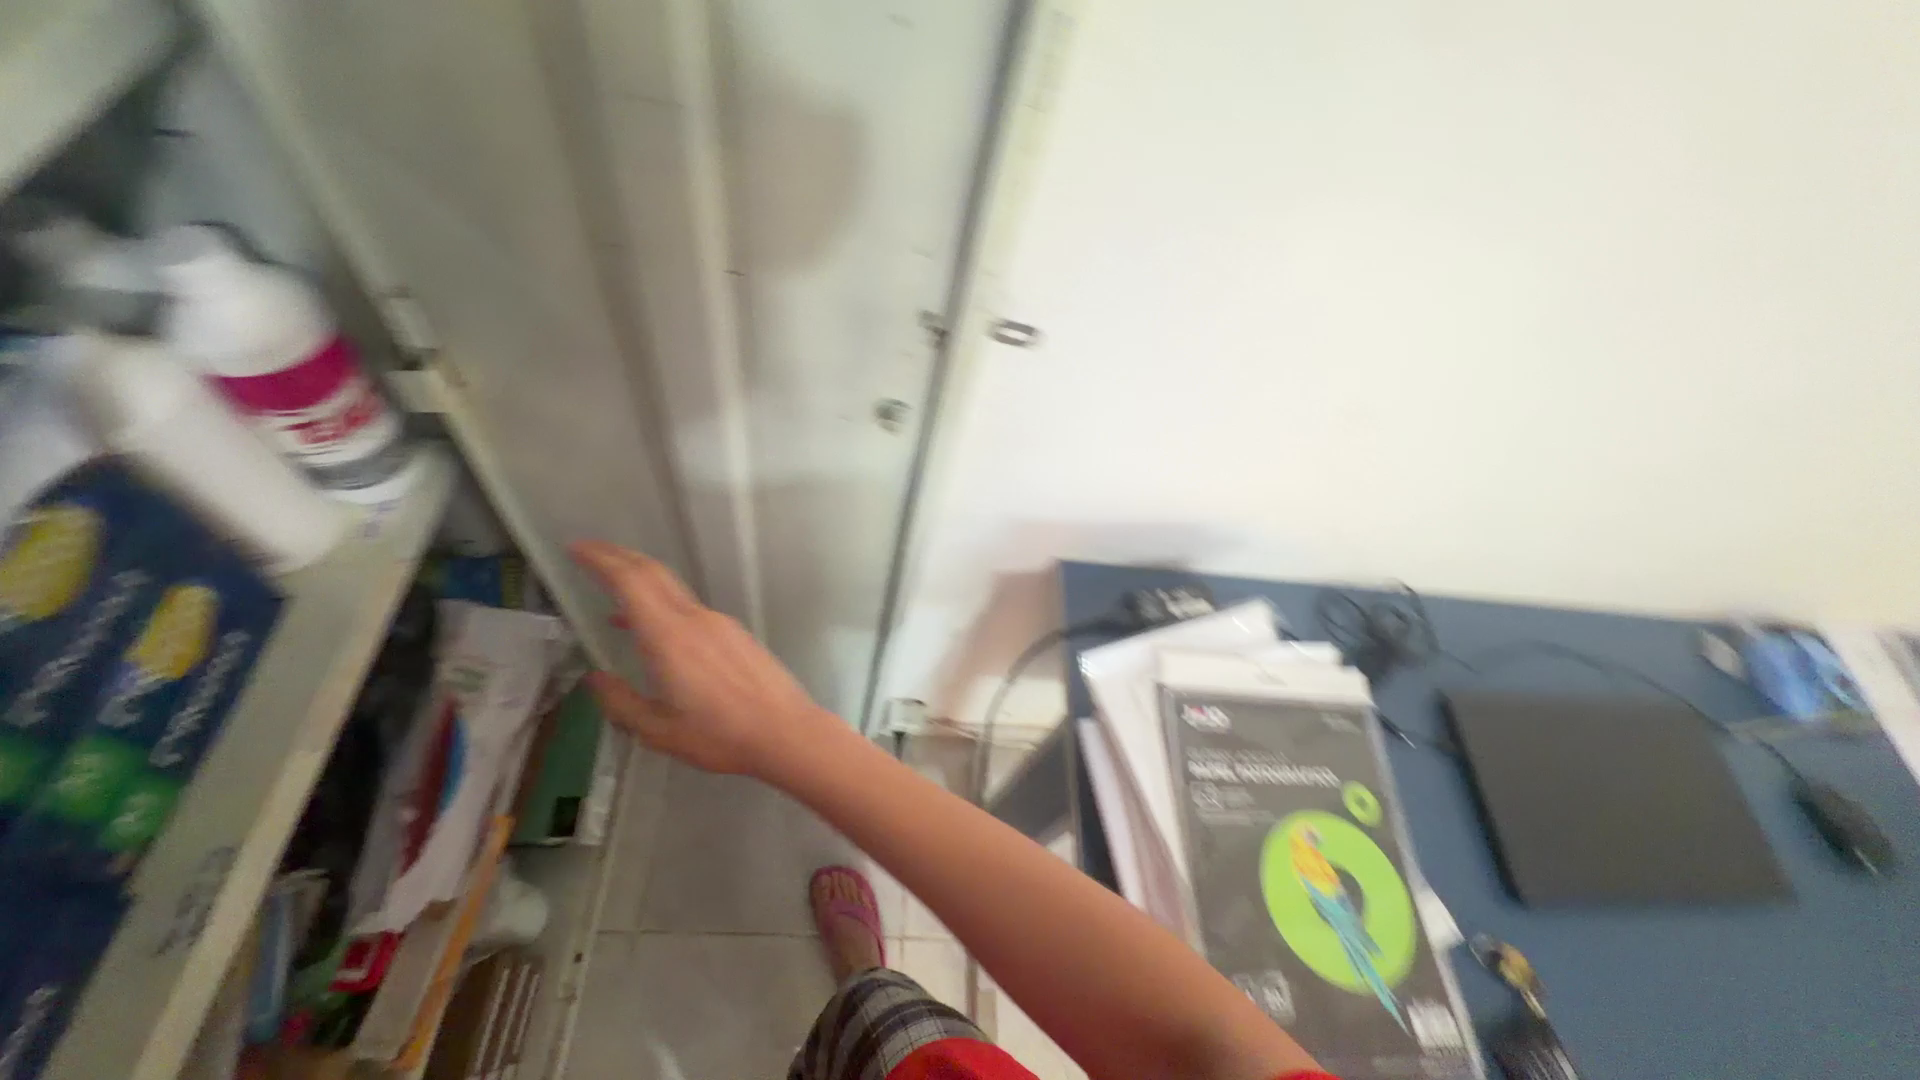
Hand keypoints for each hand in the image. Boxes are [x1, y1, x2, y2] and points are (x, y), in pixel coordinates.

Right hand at [571, 541, 832, 776]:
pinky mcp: (736, 635)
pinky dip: (663, 605)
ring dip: (641, 582)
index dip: (601, 559)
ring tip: (613, 596)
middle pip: (652, 573)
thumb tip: (595, 678)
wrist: (787, 732)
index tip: (576, 548)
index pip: (630, 581)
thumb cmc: (720, 736)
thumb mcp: (659, 730)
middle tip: (588, 553)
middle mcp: (695, 619)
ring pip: (673, 590)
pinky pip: (690, 608)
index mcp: (670, 636)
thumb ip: (621, 702)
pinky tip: (654, 632)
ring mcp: (720, 624)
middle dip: (618, 557)